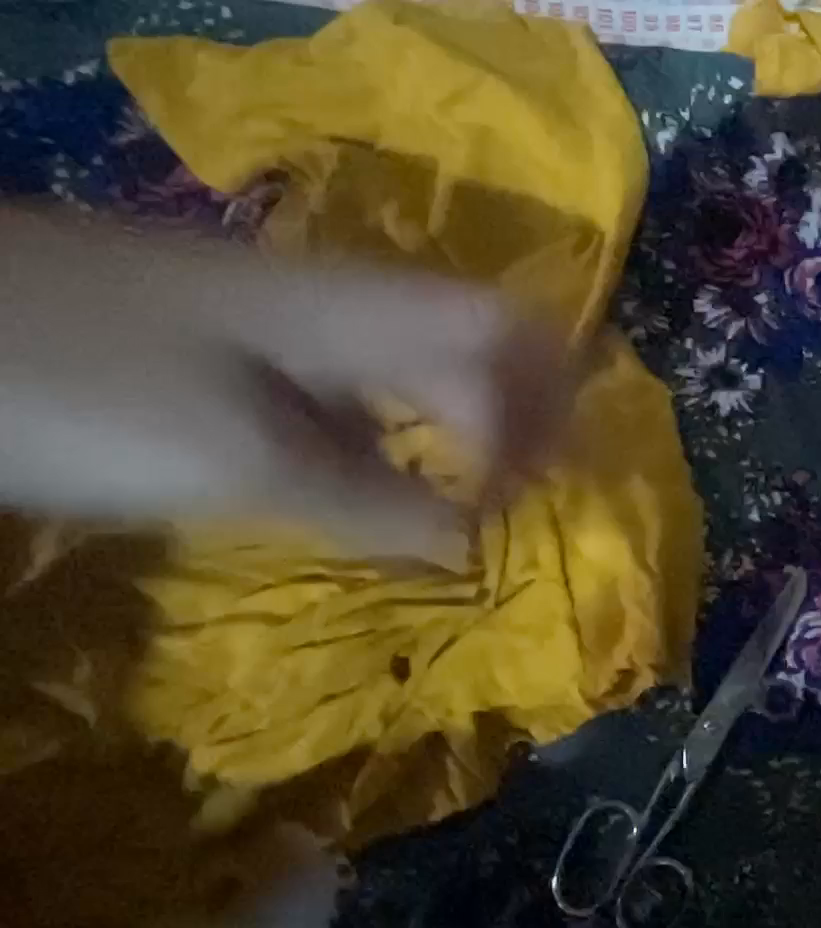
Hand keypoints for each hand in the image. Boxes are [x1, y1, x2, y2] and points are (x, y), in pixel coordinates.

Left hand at [0, 210, 568, 558]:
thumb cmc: (91, 384)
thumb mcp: (242, 462)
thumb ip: (376, 505)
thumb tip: (474, 549)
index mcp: (370, 317)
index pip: (502, 354)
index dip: (531, 429)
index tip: (524, 506)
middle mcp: (358, 310)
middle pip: (492, 338)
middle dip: (539, 407)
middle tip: (555, 479)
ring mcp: (306, 326)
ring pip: (440, 363)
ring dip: (485, 420)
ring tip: (502, 486)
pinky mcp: (258, 352)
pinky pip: (379, 389)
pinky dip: (417, 434)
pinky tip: (407, 479)